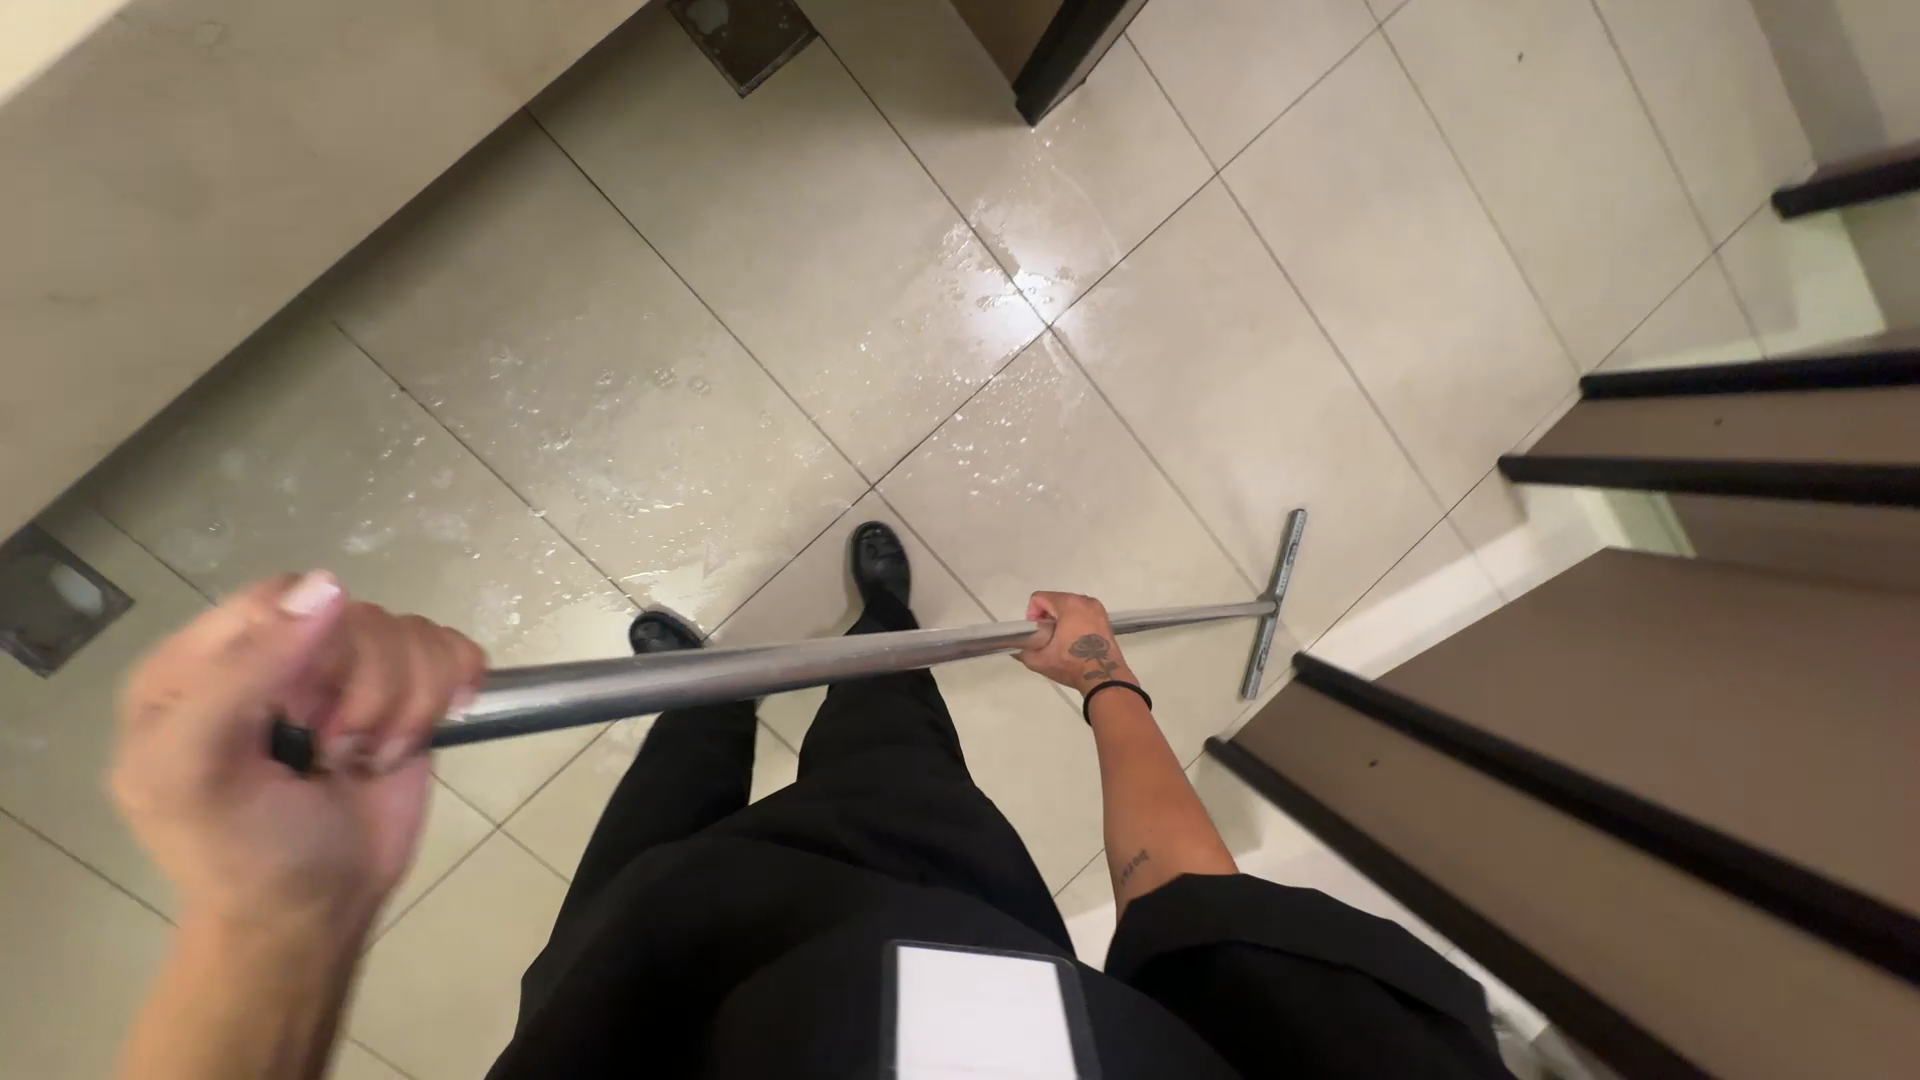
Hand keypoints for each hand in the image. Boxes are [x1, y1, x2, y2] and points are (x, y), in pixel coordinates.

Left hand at [112, 572, 485, 936]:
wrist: (320, 907)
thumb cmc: (245, 850)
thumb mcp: (200, 772)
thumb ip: (244, 674)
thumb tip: (331, 584)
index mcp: (205, 665)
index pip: (282, 597)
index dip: (314, 646)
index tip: (303, 715)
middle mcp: (284, 657)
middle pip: (363, 617)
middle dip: (368, 692)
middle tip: (336, 752)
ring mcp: (355, 673)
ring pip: (416, 634)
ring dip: (410, 704)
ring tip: (372, 756)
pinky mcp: (413, 690)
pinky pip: (455, 649)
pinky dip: (452, 691)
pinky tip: (422, 734)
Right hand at [1018, 592, 1137, 695]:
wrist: (1105, 677)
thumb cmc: (1072, 665)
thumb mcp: (1040, 661)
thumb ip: (1023, 652)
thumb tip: (1017, 648)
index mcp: (1068, 604)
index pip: (1039, 598)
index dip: (1032, 614)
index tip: (1036, 632)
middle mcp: (1084, 600)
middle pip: (1055, 600)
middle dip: (1047, 616)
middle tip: (1047, 638)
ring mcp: (1097, 608)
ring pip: (1069, 606)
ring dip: (1061, 619)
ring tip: (1061, 640)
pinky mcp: (1105, 618)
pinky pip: (1082, 613)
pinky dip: (1075, 622)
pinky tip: (1074, 641)